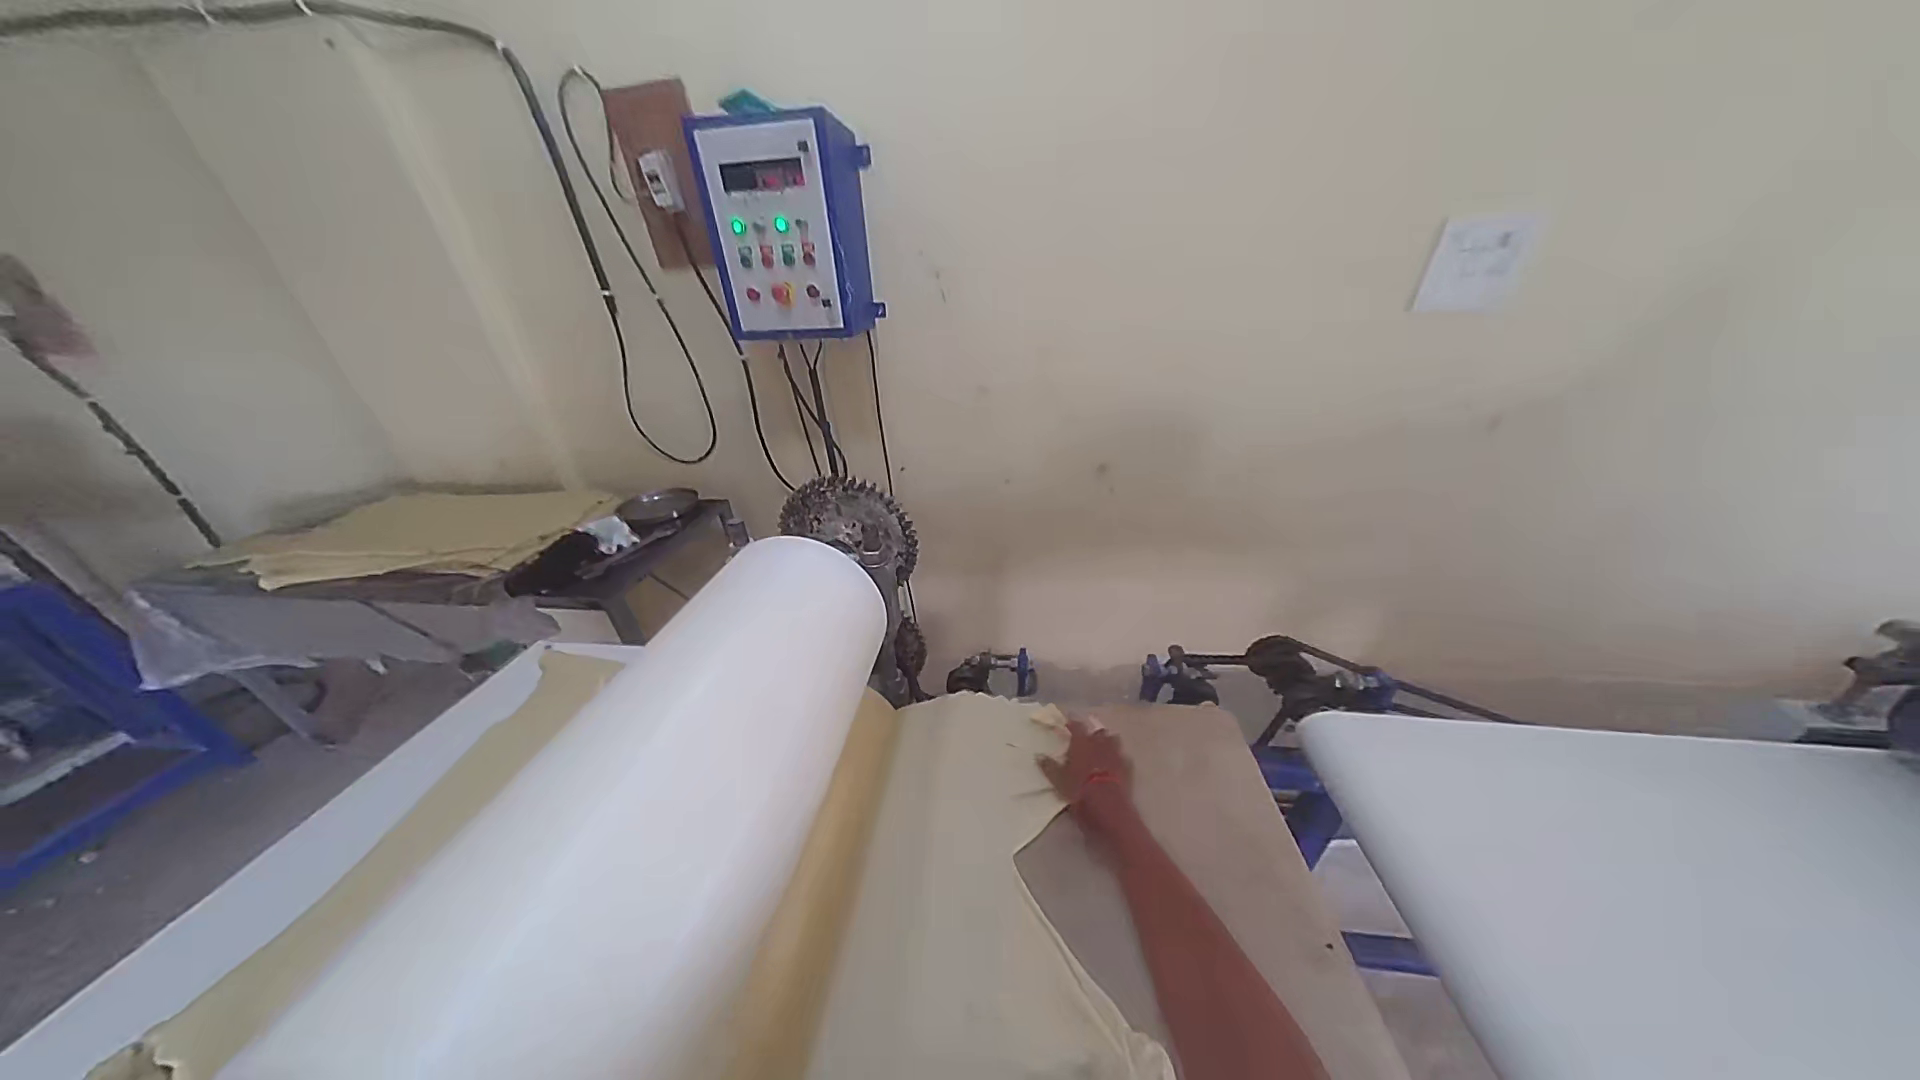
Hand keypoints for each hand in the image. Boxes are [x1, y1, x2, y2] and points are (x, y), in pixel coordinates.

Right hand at [1037, 717, 1134, 831]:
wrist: (1108, 807)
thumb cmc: (1079, 791)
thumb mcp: (1058, 781)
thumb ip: (1049, 767)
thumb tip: (1038, 756)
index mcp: (1082, 743)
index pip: (1077, 725)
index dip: (1072, 722)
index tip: (1068, 722)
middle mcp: (1100, 744)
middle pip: (1098, 731)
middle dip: (1093, 733)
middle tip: (1087, 739)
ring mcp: (1116, 754)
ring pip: (1114, 740)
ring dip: (1108, 742)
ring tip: (1103, 748)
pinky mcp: (1128, 768)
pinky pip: (1124, 757)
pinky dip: (1119, 758)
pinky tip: (1116, 764)